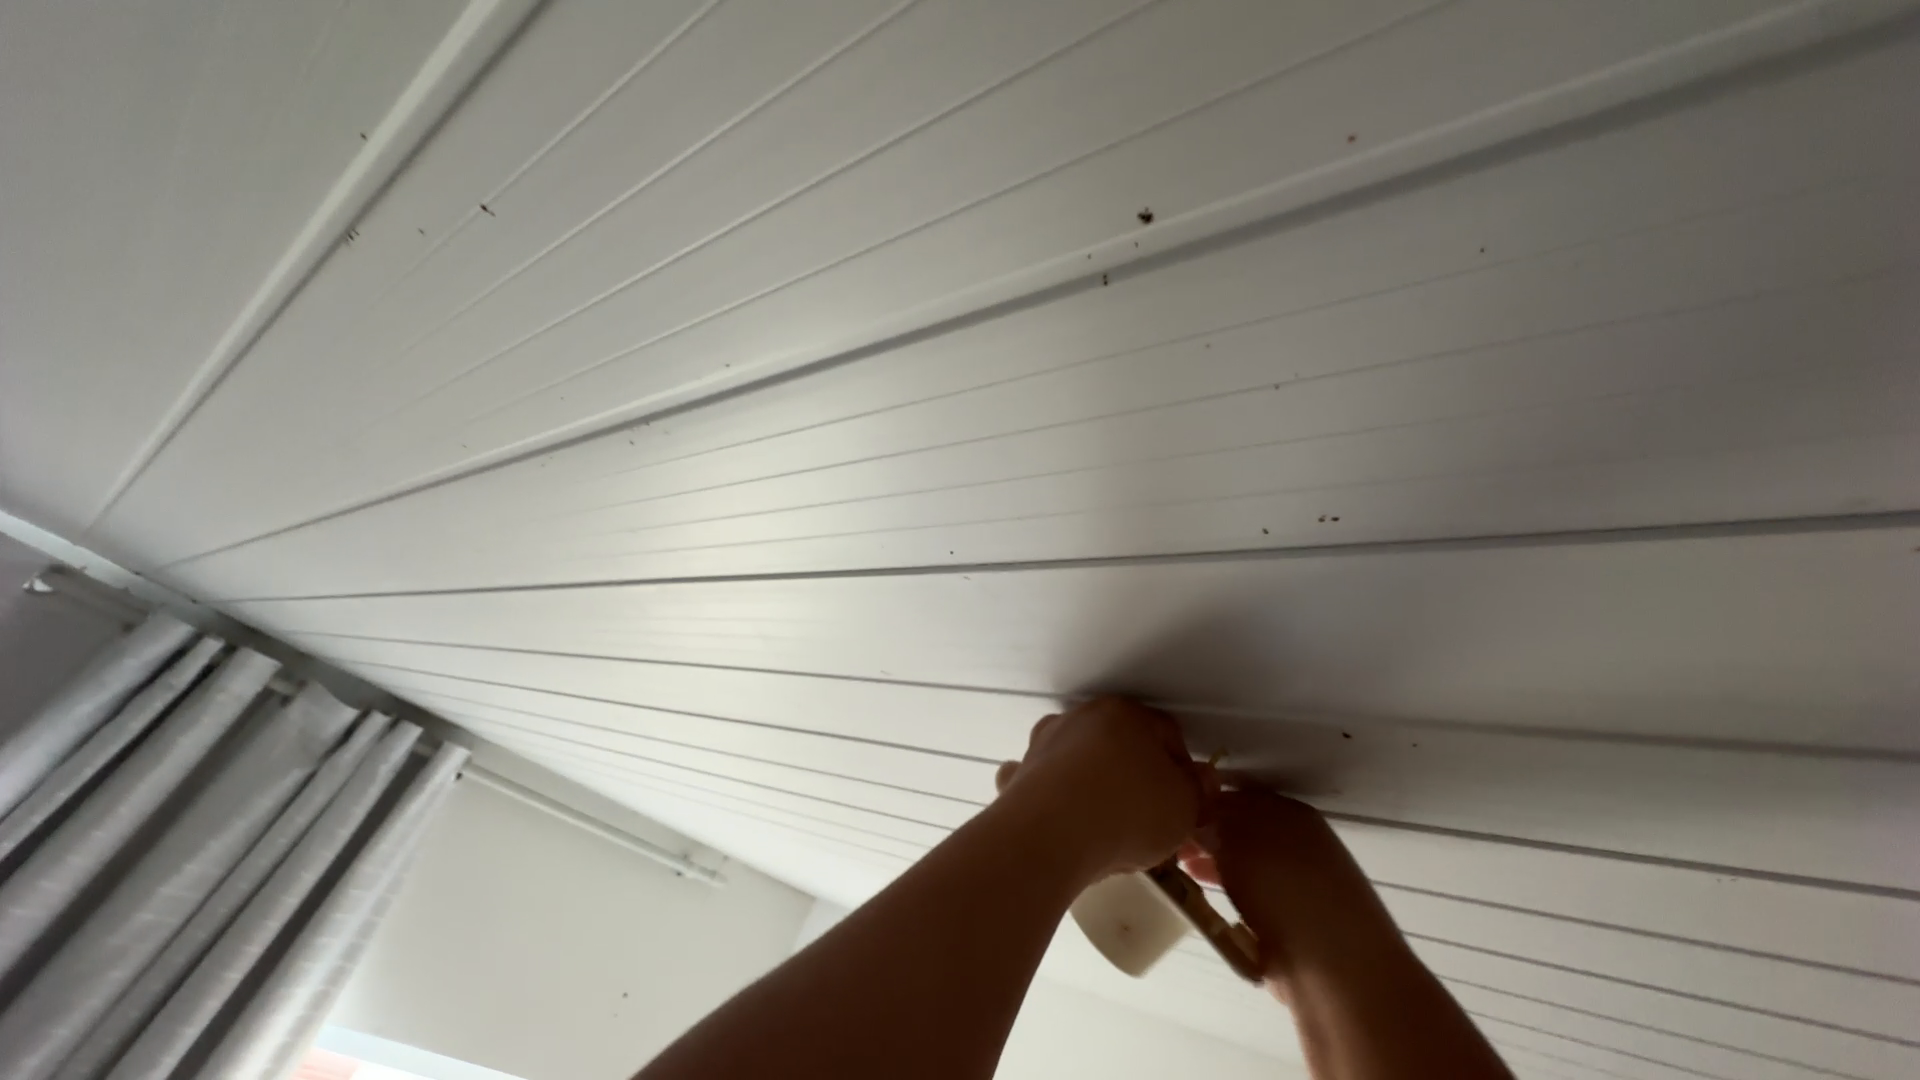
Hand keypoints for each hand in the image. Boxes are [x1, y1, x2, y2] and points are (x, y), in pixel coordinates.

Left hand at [992, 697, 1205, 879]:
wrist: (1050, 835)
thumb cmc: (1128, 812)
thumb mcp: (1185, 807)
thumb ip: (1198, 790)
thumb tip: (1201, 778)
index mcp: (1126, 714)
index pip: (1167, 732)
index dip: (1183, 768)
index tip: (1187, 802)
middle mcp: (1081, 718)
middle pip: (1118, 742)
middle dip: (1135, 773)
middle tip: (1149, 815)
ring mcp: (1044, 744)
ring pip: (1076, 757)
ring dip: (1089, 779)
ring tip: (1105, 823)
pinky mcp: (1019, 775)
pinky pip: (1038, 780)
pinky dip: (1048, 794)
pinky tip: (1057, 818)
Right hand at [1180, 790, 1399, 985]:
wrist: (1336, 969)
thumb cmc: (1284, 890)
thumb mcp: (1238, 842)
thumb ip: (1213, 822)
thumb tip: (1196, 817)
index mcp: (1290, 813)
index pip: (1235, 795)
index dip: (1200, 802)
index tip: (1168, 814)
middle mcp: (1298, 842)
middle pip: (1240, 829)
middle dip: (1204, 835)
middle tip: (1168, 844)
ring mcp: (1299, 882)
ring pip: (1244, 862)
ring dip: (1213, 864)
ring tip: (1178, 872)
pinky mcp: (1294, 919)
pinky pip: (1250, 895)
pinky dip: (1228, 893)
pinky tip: (1203, 901)